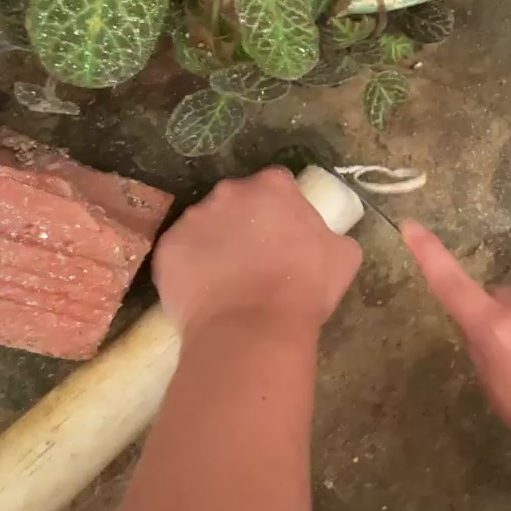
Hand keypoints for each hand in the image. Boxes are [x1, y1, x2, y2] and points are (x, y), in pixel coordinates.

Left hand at [153, 167, 361, 338]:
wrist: (253, 328)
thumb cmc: (305, 287)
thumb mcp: (343, 254)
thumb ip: (330, 234)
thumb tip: (322, 240)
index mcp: (273, 186)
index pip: (277, 183)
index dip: (282, 207)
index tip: (285, 231)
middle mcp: (230, 192)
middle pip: (237, 199)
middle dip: (245, 219)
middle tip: (257, 254)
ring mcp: (194, 218)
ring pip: (206, 224)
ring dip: (216, 241)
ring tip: (229, 277)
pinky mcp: (167, 248)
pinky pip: (181, 252)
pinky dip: (191, 266)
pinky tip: (206, 290)